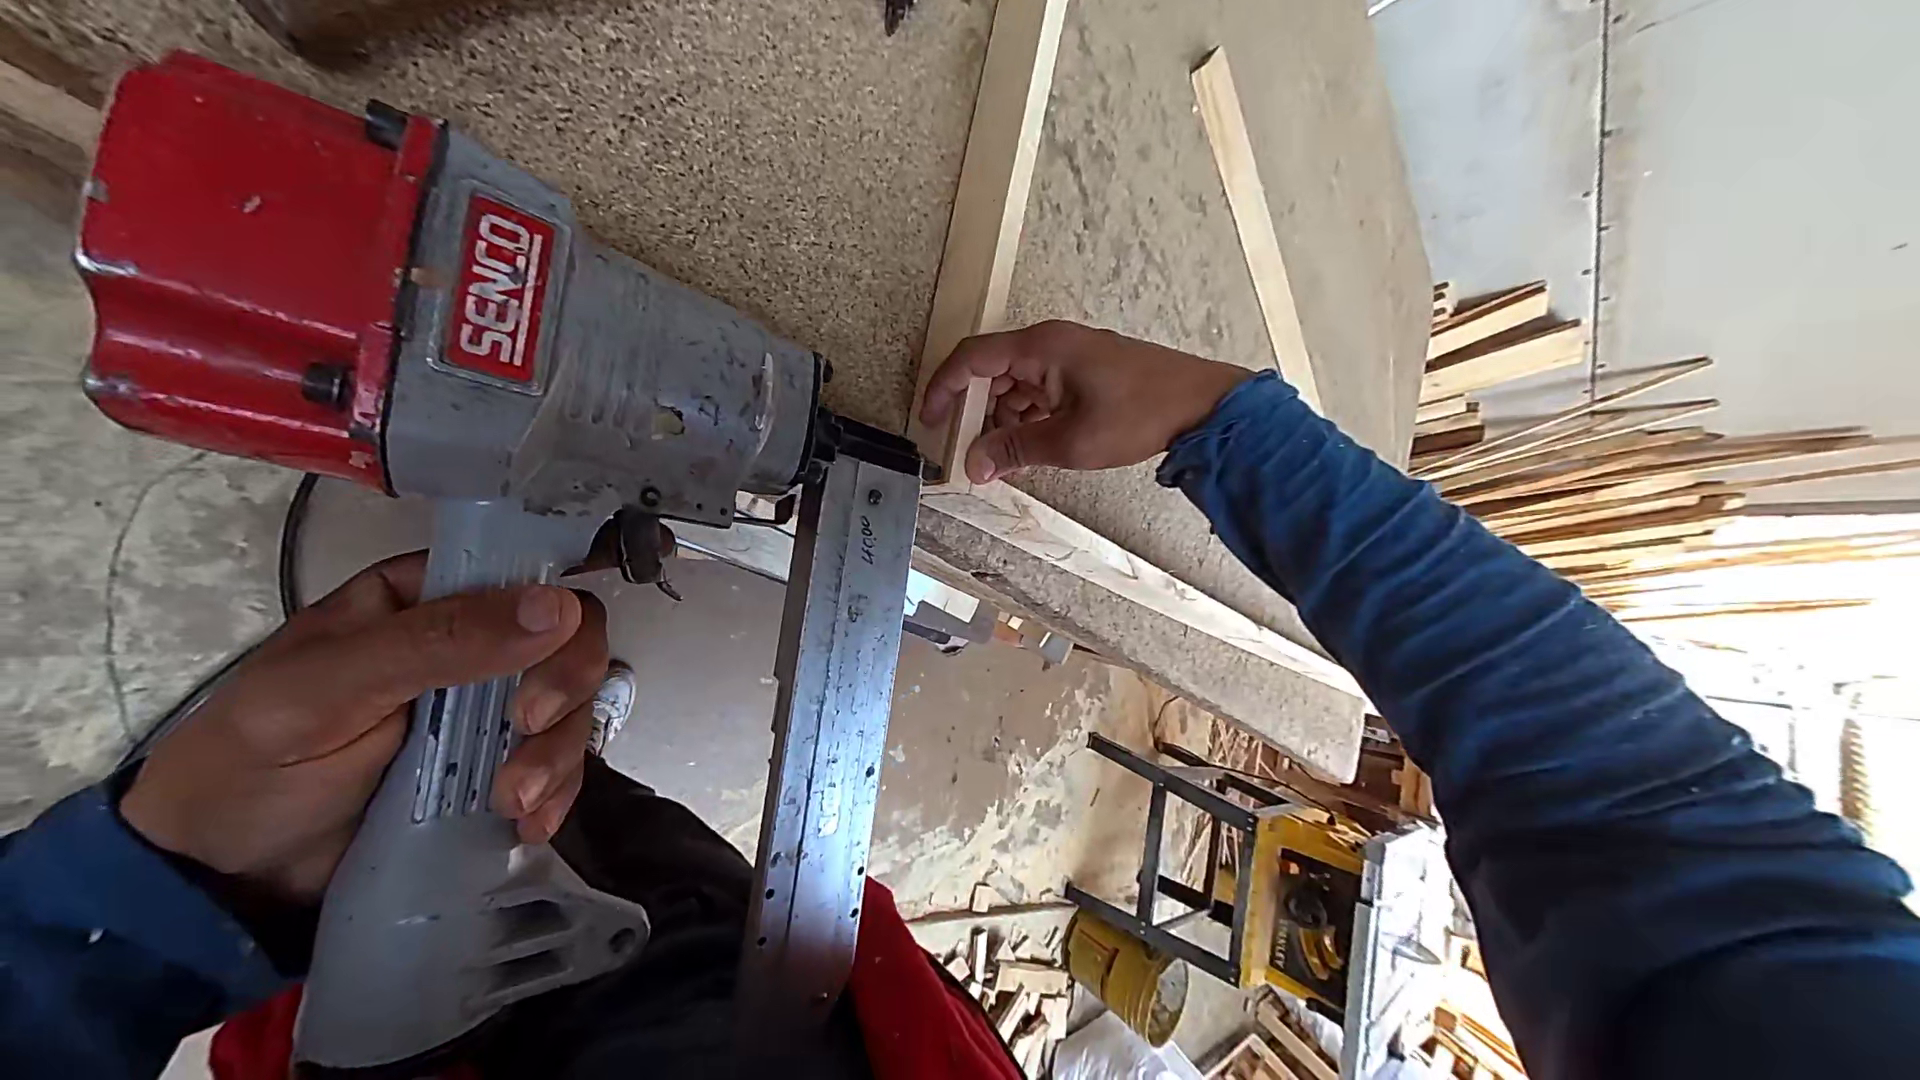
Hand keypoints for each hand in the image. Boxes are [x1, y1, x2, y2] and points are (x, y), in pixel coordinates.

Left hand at [120, 553, 610, 903]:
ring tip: (514, 801)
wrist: (223, 879)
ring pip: (579, 701)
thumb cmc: (250, 764)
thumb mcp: (324, 690)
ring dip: (560, 751)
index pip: (531, 580)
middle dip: (566, 688)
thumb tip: (558, 608)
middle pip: (574, 639)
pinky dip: (563, 790)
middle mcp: (481, 642)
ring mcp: (499, 704)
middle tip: (530, 729)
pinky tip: (530, 822)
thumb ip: (436, 642)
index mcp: (433, 599)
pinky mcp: (509, 759)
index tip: (539, 672)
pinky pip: (568, 759)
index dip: (561, 616)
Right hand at [919, 320, 1254, 483]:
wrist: (1202, 406)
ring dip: (1005, 421)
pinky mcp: (1083, 371)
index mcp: (1040, 347)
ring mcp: (1068, 357)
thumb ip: (1014, 450)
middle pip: (992, 374)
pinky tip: (1033, 447)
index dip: (943, 389)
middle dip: (979, 415)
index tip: (931, 421)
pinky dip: (1029, 418)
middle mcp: (1050, 344)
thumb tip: (973, 466)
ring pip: (1015, 386)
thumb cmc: (1139, 414)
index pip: (971, 359)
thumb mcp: (1069, 440)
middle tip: (975, 453)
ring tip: (1008, 459)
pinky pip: (1039, 391)